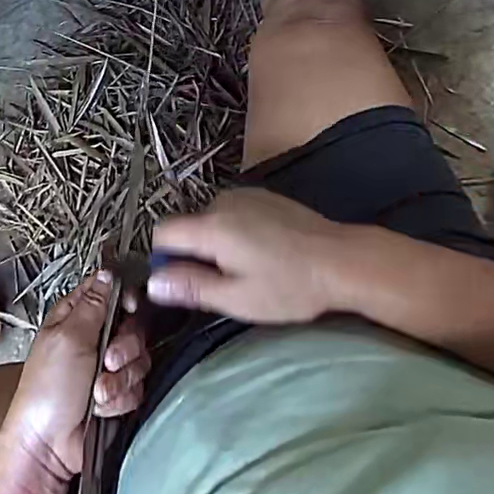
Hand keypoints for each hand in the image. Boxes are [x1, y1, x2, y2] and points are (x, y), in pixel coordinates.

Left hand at [1, 270, 149, 483]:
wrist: (50, 447)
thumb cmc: (47, 390)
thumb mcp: (68, 337)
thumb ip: (94, 303)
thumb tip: (108, 273)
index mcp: (76, 316)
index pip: (109, 291)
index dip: (124, 297)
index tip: (129, 308)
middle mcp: (94, 337)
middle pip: (132, 324)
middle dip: (123, 346)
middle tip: (106, 360)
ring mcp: (107, 366)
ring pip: (138, 357)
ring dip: (120, 377)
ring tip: (98, 392)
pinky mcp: (119, 391)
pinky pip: (138, 384)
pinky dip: (121, 397)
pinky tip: (102, 406)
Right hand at [146, 189, 364, 322]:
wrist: (341, 259)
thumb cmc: (290, 285)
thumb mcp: (236, 298)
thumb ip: (191, 287)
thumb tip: (153, 283)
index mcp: (211, 227)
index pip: (163, 231)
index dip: (164, 257)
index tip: (184, 279)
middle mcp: (224, 202)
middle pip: (188, 225)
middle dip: (196, 252)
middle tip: (226, 281)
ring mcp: (246, 195)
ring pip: (211, 219)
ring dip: (218, 241)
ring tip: (251, 267)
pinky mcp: (264, 195)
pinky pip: (234, 212)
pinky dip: (238, 230)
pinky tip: (265, 251)